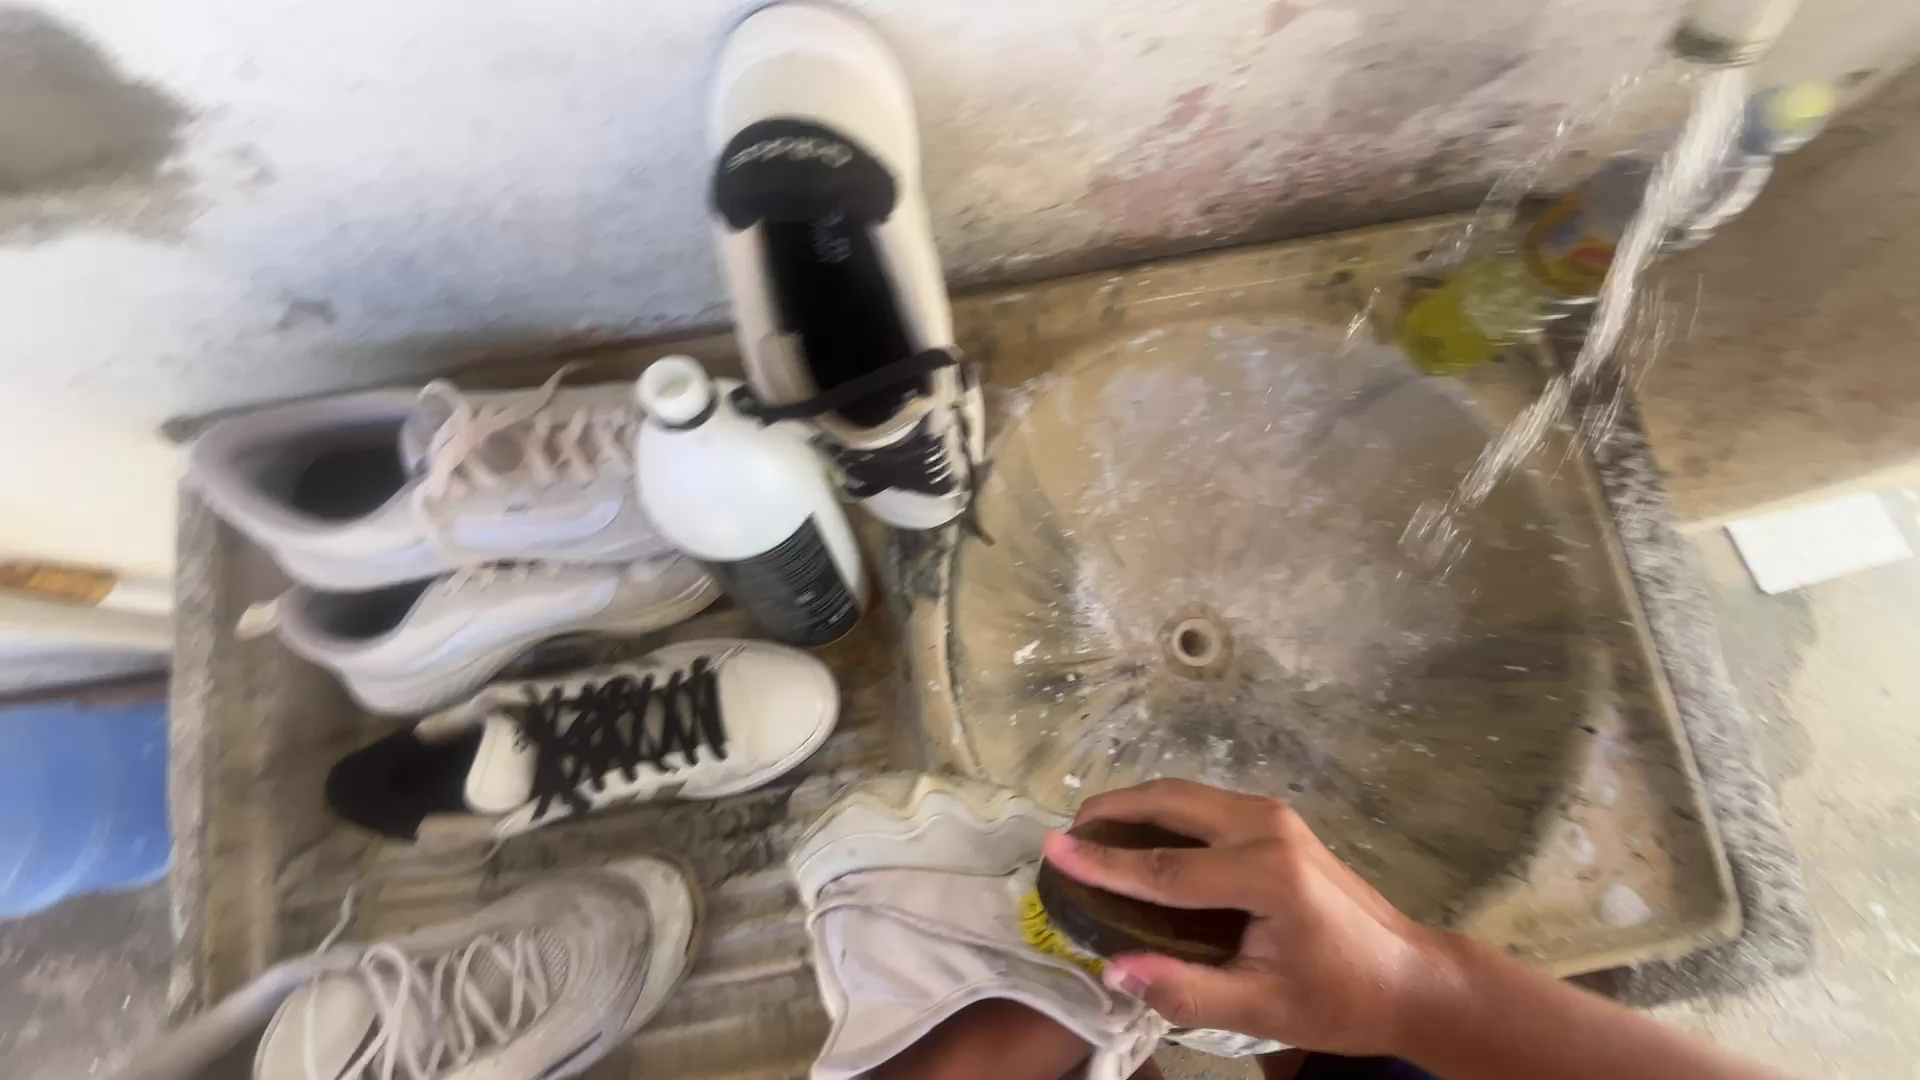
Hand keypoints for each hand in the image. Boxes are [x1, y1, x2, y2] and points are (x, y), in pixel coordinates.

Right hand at [1042, 779, 1449, 1055]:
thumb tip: (1113, 970)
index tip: (1053, 849)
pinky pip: (1200, 801)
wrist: (1412, 974)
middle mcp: (1264, 825)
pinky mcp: (1272, 815)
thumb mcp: (1265, 1010)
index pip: (1165, 868)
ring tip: (1095, 830)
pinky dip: (1161, 810)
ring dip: (1135, 805)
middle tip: (1070, 833)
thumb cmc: (1341, 998)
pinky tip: (1142, 832)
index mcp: (1266, 873)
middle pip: (1168, 802)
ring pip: (1182, 793)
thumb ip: (1187, 990)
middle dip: (1113, 810)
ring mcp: (1270, 812)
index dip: (1103, 862)